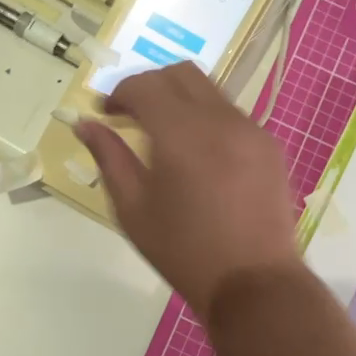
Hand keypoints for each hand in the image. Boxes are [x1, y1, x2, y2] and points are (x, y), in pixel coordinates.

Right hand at [74, 64, 300, 314]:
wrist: (252, 282)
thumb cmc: (183, 251)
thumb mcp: (132, 209)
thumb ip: (109, 158)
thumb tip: (86, 124)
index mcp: (181, 133)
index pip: (144, 86)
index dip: (119, 93)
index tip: (106, 114)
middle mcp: (219, 119)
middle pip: (180, 73)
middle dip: (150, 86)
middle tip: (131, 116)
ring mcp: (251, 129)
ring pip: (210, 90)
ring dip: (180, 100)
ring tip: (164, 137)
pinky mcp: (269, 146)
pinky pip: (232, 115)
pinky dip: (207, 119)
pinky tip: (199, 156)